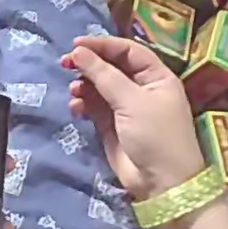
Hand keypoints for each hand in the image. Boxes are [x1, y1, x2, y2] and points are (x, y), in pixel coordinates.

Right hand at [63, 35, 208, 199]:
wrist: (161, 183)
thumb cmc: (155, 135)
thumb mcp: (131, 100)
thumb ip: (103, 75)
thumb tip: (78, 52)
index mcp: (156, 77)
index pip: (128, 51)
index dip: (103, 45)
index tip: (76, 45)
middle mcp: (141, 88)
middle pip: (111, 67)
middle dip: (89, 64)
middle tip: (66, 63)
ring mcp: (125, 107)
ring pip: (99, 86)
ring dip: (84, 85)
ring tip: (73, 90)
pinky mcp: (111, 125)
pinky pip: (93, 106)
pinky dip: (82, 104)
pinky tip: (75, 107)